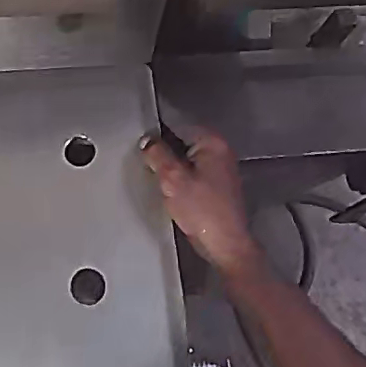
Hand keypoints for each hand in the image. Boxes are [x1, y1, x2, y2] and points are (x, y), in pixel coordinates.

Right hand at [139, 129, 264, 276]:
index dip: (156, 130)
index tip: (139, 138)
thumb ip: (158, 154)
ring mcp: (220, 166)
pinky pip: (192, 169)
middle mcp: (220, 149)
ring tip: (155, 173)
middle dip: (163, 148)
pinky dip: (180, 174)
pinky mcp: (216, 183)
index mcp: (212, 141)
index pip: (178, 123)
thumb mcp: (172, 179)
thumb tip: (147, 140)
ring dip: (171, 163)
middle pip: (182, 138)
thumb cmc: (202, 210)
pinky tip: (169, 186)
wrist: (226, 244)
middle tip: (144, 159)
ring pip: (186, 155)